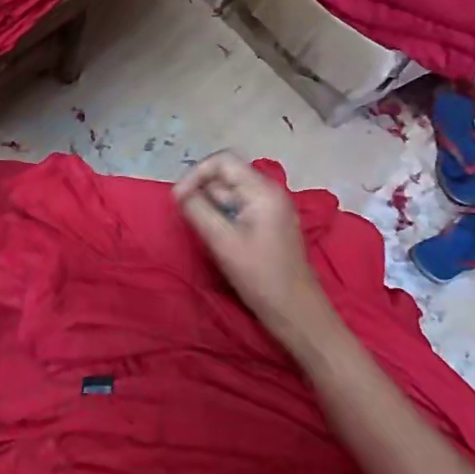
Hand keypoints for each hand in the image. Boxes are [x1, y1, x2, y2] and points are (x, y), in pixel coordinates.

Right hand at [174, 151, 328, 338]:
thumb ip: (198, 211)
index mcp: (263, 190)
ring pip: (231, 194)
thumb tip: (180, 192)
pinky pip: (240, 210)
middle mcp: (270, 192)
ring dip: (212, 207)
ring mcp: (271, 209)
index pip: (223, 161)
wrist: (296, 312)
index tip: (178, 199)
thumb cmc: (261, 276)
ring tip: (205, 233)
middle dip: (203, 192)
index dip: (196, 174)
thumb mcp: (223, 242)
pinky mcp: (269, 225)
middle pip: (227, 176)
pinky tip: (218, 239)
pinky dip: (223, 218)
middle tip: (189, 219)